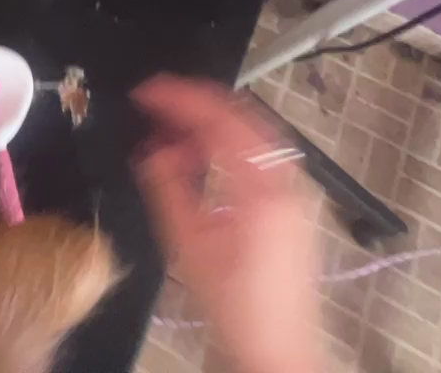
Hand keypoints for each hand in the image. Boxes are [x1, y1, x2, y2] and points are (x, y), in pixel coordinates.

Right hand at [132, 74, 321, 372]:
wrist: (278, 348)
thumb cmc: (236, 304)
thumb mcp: (186, 241)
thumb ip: (167, 184)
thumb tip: (153, 149)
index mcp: (262, 188)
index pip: (218, 118)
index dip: (178, 97)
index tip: (146, 92)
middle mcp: (286, 183)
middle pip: (239, 115)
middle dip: (192, 102)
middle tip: (154, 101)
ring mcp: (293, 192)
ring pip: (249, 130)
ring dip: (207, 121)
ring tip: (169, 129)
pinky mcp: (291, 203)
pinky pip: (256, 151)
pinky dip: (223, 141)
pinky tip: (196, 155)